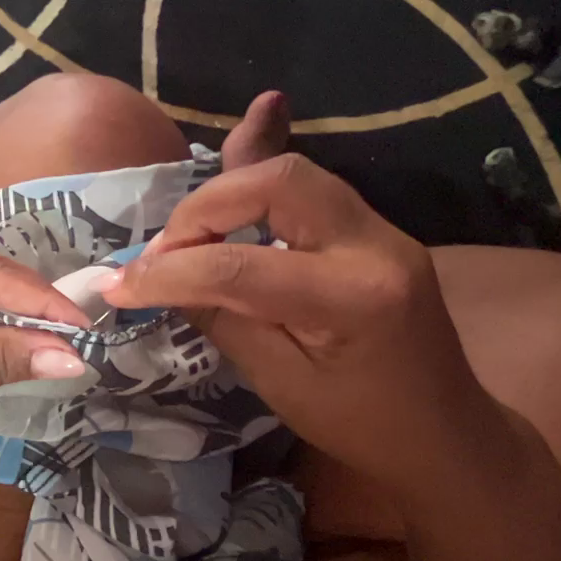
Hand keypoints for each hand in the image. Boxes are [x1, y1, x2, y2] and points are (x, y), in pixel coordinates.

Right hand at [94, 111, 522, 494]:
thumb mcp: (277, 381)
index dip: (167, 273)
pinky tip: (253, 128)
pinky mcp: (370, 228)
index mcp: (352, 298)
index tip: (118, 287)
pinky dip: (259, 181)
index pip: (238, 266)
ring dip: (225, 196)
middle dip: (202, 210)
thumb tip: (157, 281)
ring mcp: (380, 229)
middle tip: (164, 255)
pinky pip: (306, 187)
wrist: (442, 432)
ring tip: (186, 239)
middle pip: (276, 182)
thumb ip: (220, 318)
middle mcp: (375, 245)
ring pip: (291, 173)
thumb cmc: (357, 423)